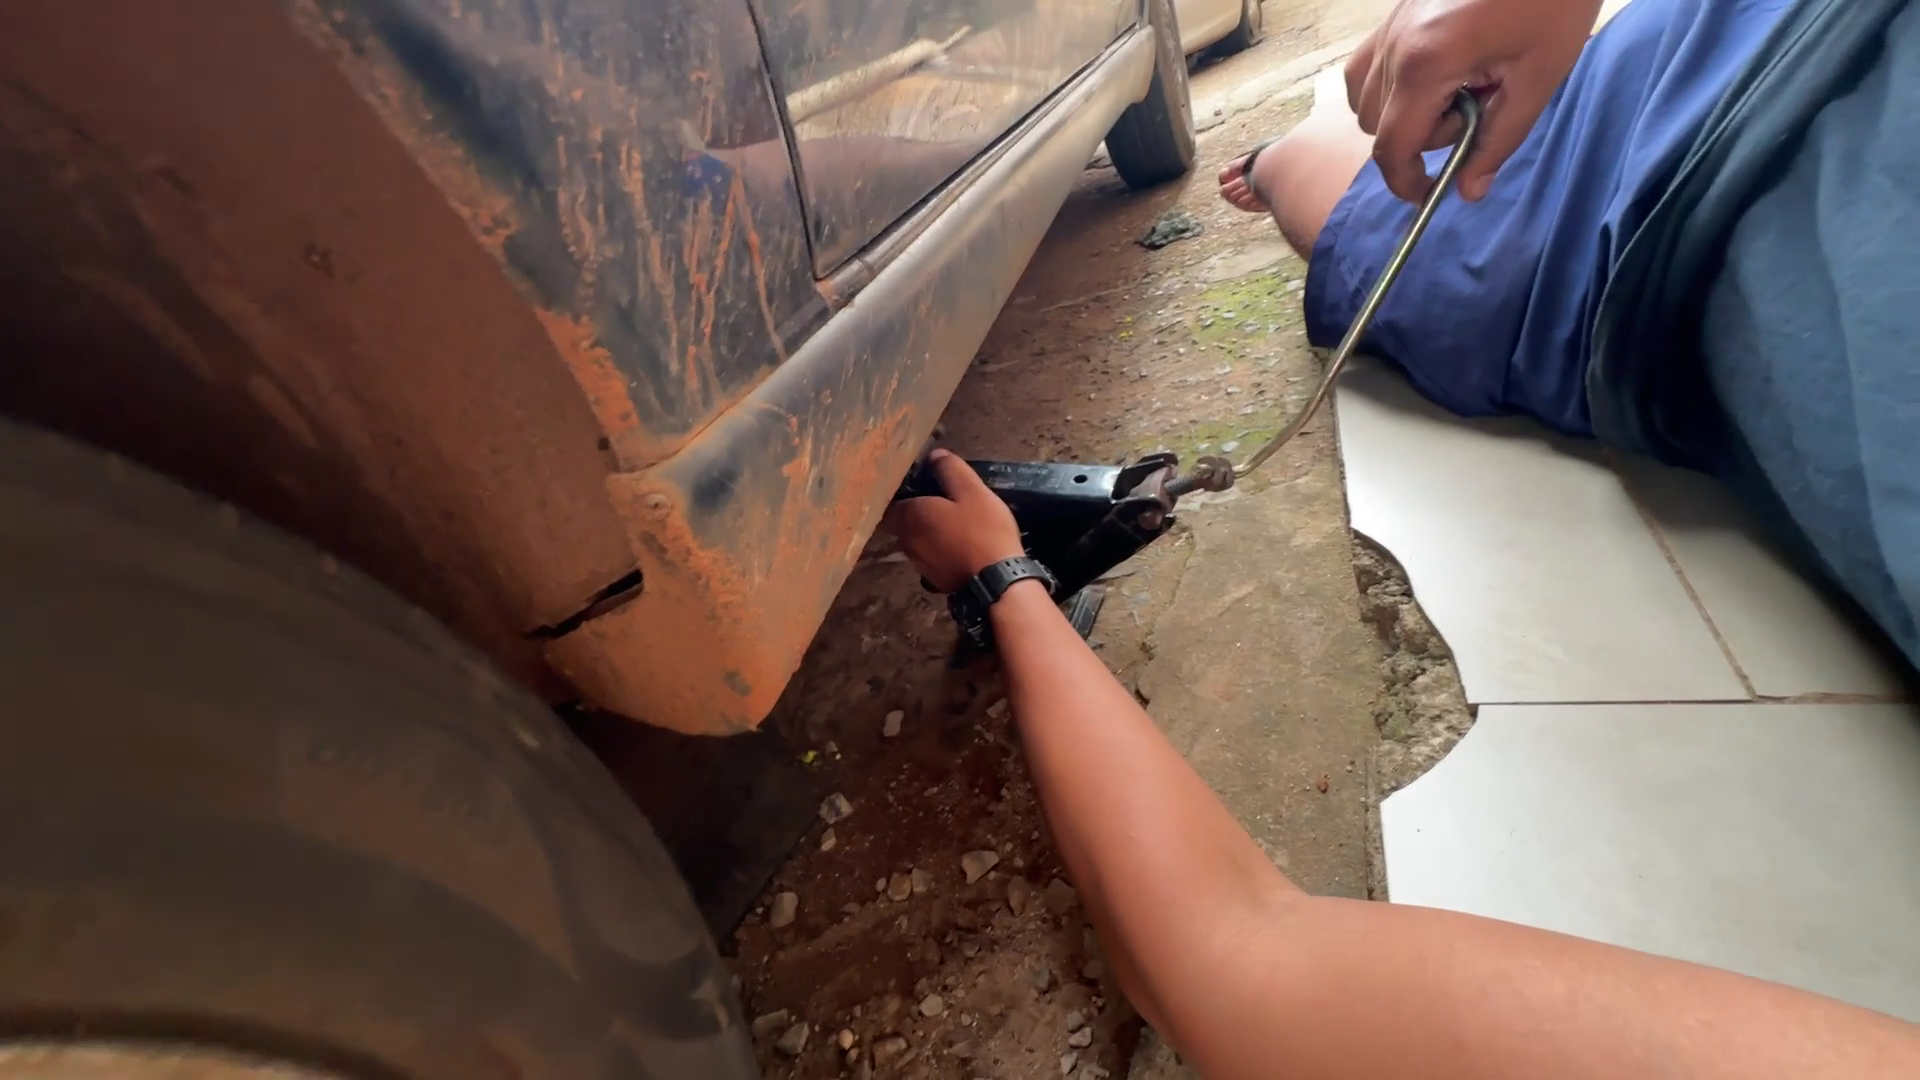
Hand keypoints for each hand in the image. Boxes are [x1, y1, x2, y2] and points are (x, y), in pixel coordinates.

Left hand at [881, 449, 1025, 592]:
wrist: (997, 583)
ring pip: (916, 539)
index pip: (891, 500)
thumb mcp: (972, 491)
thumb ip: (950, 470)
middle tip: (942, 499)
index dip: (904, 490)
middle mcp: (906, 540)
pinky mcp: (933, 579)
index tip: (922, 483)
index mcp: (910, 515)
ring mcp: (918, 563)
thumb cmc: (983, 532)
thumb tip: (934, 456)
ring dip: (929, 530)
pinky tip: (959, 543)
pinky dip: (939, 548)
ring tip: (953, 521)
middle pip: (903, 521)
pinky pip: (931, 555)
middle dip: (917, 510)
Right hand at [1346, 0, 1601, 201]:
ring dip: (1402, 114)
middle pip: (1379, 130)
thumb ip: (1500, 139)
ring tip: (1452, 87)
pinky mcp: (1388, 19)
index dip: (1407, 181)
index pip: (1393, 149)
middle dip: (1421, 135)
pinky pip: (1363, 75)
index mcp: (1425, 65)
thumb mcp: (1542, 72)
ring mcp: (1384, 31)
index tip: (1430, 192)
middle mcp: (1391, 50)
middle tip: (1473, 105)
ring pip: (1365, 106)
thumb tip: (1468, 193)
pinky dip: (1386, 90)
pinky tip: (1425, 76)